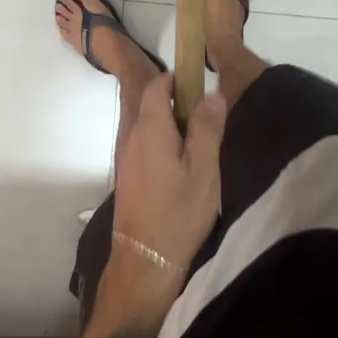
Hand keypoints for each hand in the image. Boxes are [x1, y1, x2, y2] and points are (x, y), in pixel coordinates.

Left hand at [105, 75, 226, 306]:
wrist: (146, 259)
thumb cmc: (179, 212)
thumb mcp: (204, 169)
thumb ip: (207, 128)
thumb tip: (211, 93)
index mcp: (149, 128)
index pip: (157, 86)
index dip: (178, 79)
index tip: (202, 85)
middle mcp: (130, 137)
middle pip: (150, 105)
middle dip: (177, 102)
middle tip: (208, 117)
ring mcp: (126, 158)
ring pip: (147, 127)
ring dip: (171, 125)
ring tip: (201, 141)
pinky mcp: (128, 177)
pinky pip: (144, 145)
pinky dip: (163, 143)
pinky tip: (183, 164)